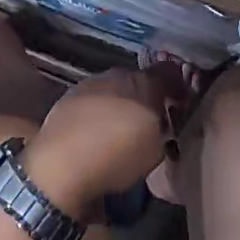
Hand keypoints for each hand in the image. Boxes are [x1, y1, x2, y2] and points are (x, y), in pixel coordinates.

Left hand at [21, 64, 181, 217]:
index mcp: (141, 82)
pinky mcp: (64, 103)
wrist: (59, 167)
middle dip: (145, 97)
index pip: (167, 73)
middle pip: (137, 82)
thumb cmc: (116, 156)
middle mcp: (113, 76)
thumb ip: (162, 127)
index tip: (180, 104)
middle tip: (150, 122)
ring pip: (112, 92)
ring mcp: (86, 87)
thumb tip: (162, 120)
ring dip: (119, 106)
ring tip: (121, 132)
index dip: (176, 87)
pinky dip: (97, 116)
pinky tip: (96, 137)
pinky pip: (91, 105)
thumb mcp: (155, 147)